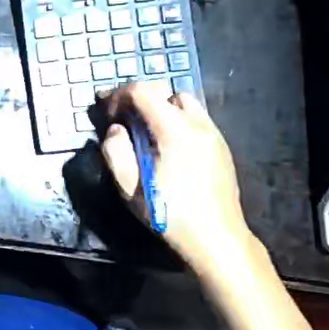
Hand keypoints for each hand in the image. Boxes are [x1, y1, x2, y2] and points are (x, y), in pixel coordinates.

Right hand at [99, 81, 263, 278]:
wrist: (216, 238)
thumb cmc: (169, 214)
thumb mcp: (129, 187)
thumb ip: (115, 151)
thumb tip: (116, 130)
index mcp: (174, 130)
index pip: (142, 91)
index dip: (118, 96)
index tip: (107, 114)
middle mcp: (197, 124)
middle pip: (165, 92)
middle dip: (140, 100)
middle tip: (123, 120)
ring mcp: (214, 134)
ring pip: (184, 103)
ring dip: (160, 109)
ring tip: (146, 133)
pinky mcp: (221, 147)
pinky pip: (196, 120)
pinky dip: (177, 121)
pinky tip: (167, 147)